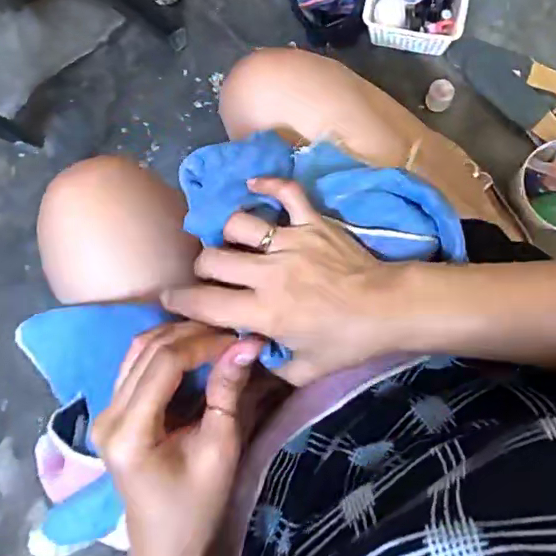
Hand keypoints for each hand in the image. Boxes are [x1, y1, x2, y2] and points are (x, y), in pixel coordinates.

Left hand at [94, 321, 263, 555]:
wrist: (165, 550)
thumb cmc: (196, 508)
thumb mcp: (220, 449)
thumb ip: (227, 392)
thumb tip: (248, 342)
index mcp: (129, 432)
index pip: (164, 361)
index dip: (204, 342)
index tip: (240, 339)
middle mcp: (108, 414)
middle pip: (149, 348)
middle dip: (194, 333)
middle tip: (234, 335)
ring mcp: (105, 411)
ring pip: (140, 349)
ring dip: (180, 336)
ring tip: (218, 339)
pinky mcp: (114, 410)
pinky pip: (138, 363)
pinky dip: (168, 350)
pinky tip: (197, 351)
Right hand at [163, 177, 408, 384]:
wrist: (387, 308)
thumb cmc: (346, 342)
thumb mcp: (303, 370)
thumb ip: (267, 365)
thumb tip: (242, 352)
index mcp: (265, 312)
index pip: (205, 303)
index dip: (179, 301)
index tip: (167, 297)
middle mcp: (270, 273)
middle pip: (213, 258)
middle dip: (201, 266)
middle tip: (209, 273)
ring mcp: (291, 242)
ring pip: (239, 224)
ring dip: (228, 232)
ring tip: (233, 240)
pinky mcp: (313, 221)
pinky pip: (286, 192)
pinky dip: (269, 184)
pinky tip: (254, 185)